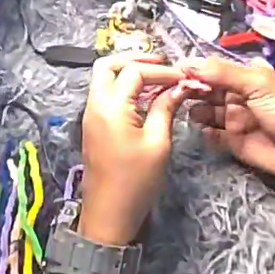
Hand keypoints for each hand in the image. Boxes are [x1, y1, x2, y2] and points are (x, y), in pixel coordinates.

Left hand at [78, 54, 188, 245]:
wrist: (108, 214)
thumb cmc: (135, 182)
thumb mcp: (158, 143)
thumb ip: (166, 108)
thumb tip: (179, 87)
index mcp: (110, 107)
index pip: (135, 71)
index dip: (162, 71)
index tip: (184, 78)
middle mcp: (95, 105)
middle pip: (108, 65)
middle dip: (135, 59)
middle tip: (163, 64)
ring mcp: (91, 115)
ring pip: (103, 77)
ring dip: (128, 71)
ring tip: (158, 77)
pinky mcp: (93, 125)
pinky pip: (105, 93)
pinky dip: (123, 86)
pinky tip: (146, 95)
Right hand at [181, 57, 274, 185]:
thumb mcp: (257, 83)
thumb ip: (223, 73)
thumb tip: (188, 62)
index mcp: (245, 77)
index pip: (213, 69)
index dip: (195, 70)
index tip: (175, 71)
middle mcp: (237, 96)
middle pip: (206, 89)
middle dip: (191, 88)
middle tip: (176, 92)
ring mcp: (234, 120)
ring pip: (205, 111)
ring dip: (194, 108)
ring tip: (183, 108)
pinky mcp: (233, 143)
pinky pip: (212, 135)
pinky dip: (204, 131)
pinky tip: (200, 127)